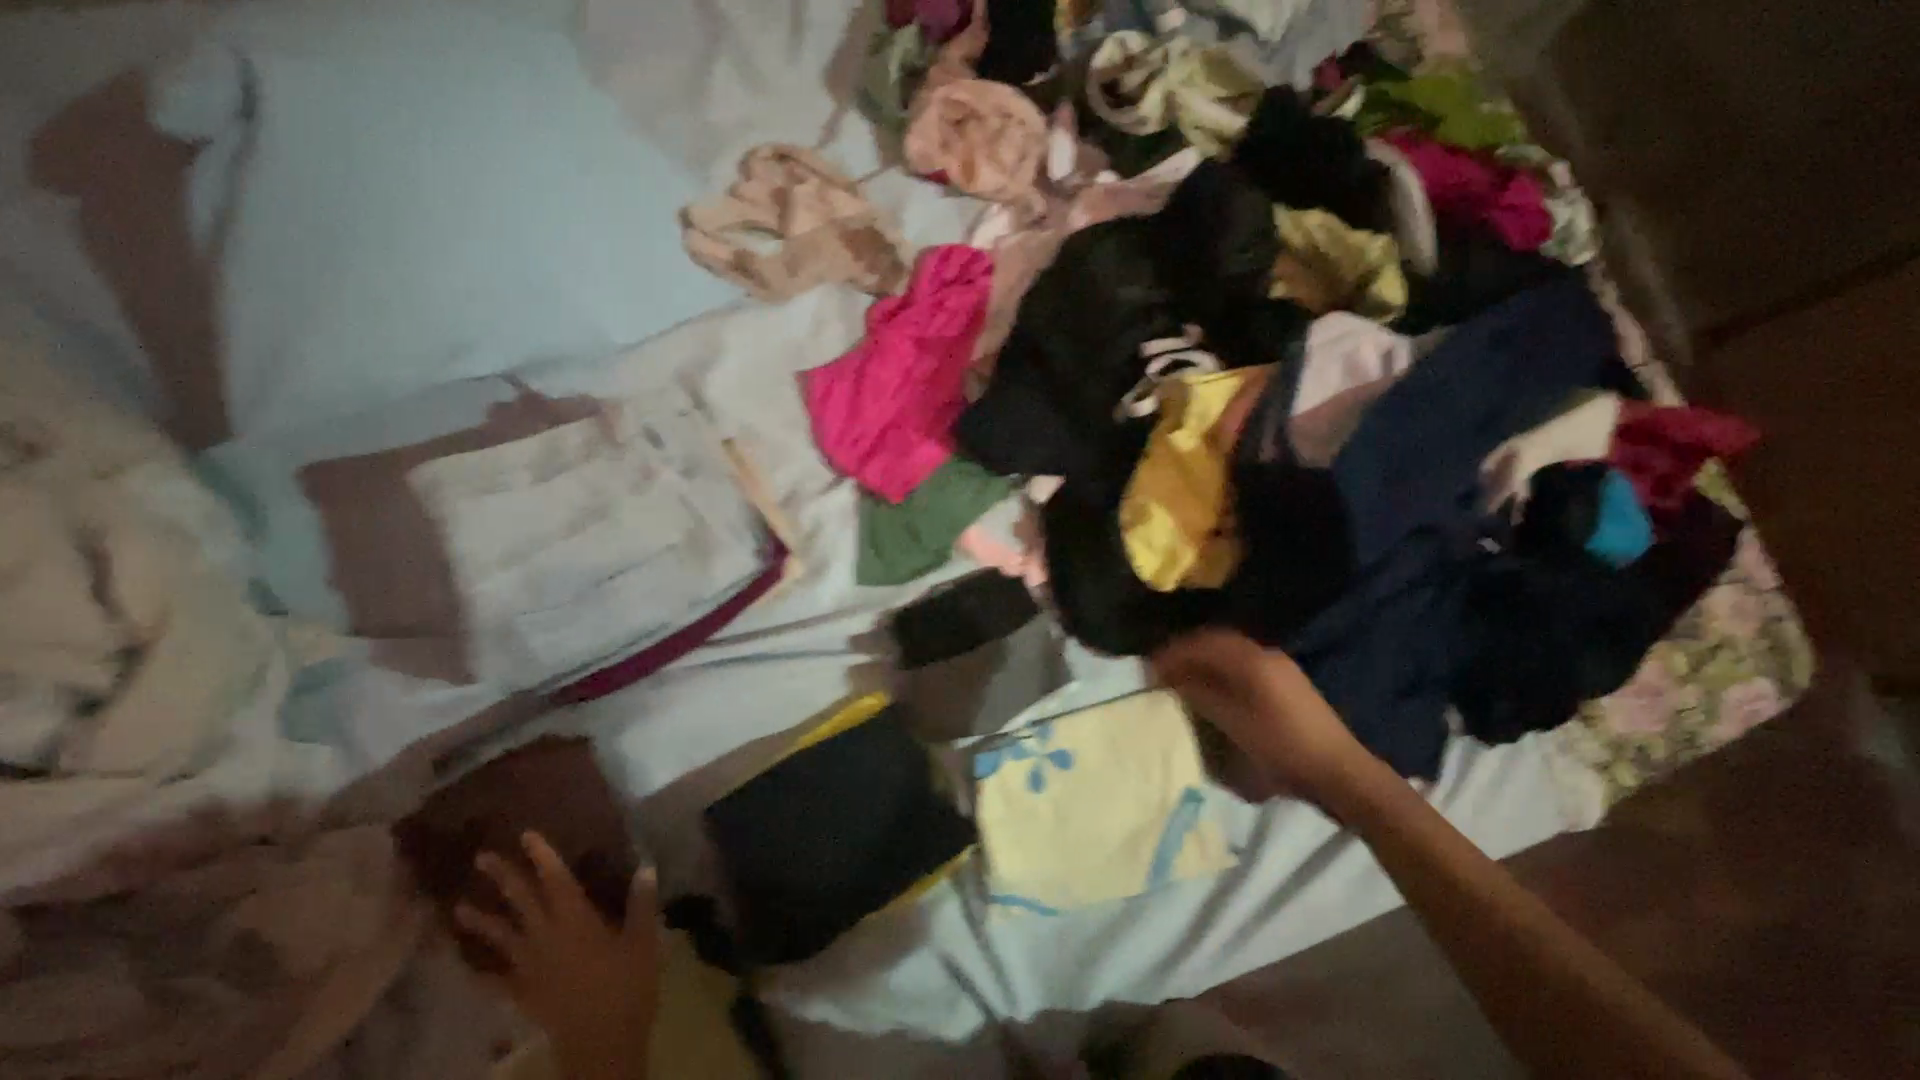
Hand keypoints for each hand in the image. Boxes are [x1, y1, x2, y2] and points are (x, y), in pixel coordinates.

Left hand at [455, 832, 658, 1079]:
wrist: (602, 1039)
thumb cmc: (627, 985)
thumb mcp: (643, 940)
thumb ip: (642, 903)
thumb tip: (645, 866)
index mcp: (575, 918)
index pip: (555, 878)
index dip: (541, 855)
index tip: (526, 834)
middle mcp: (546, 935)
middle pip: (521, 900)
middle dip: (502, 877)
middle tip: (481, 857)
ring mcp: (529, 965)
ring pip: (501, 937)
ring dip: (480, 921)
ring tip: (459, 908)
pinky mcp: (523, 993)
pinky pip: (496, 981)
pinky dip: (481, 975)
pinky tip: (467, 971)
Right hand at [1152, 629, 1383, 810]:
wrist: (1337, 769)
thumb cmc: (1281, 746)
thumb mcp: (1233, 722)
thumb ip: (1201, 695)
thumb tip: (1173, 679)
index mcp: (1252, 660)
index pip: (1203, 643)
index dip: (1174, 652)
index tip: (1150, 668)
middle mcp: (1266, 655)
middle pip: (1218, 642)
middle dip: (1187, 652)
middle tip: (1162, 670)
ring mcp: (1280, 668)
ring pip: (1232, 653)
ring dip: (1204, 660)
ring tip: (1182, 679)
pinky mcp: (1286, 684)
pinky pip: (1244, 665)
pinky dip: (1221, 670)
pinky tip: (1213, 689)